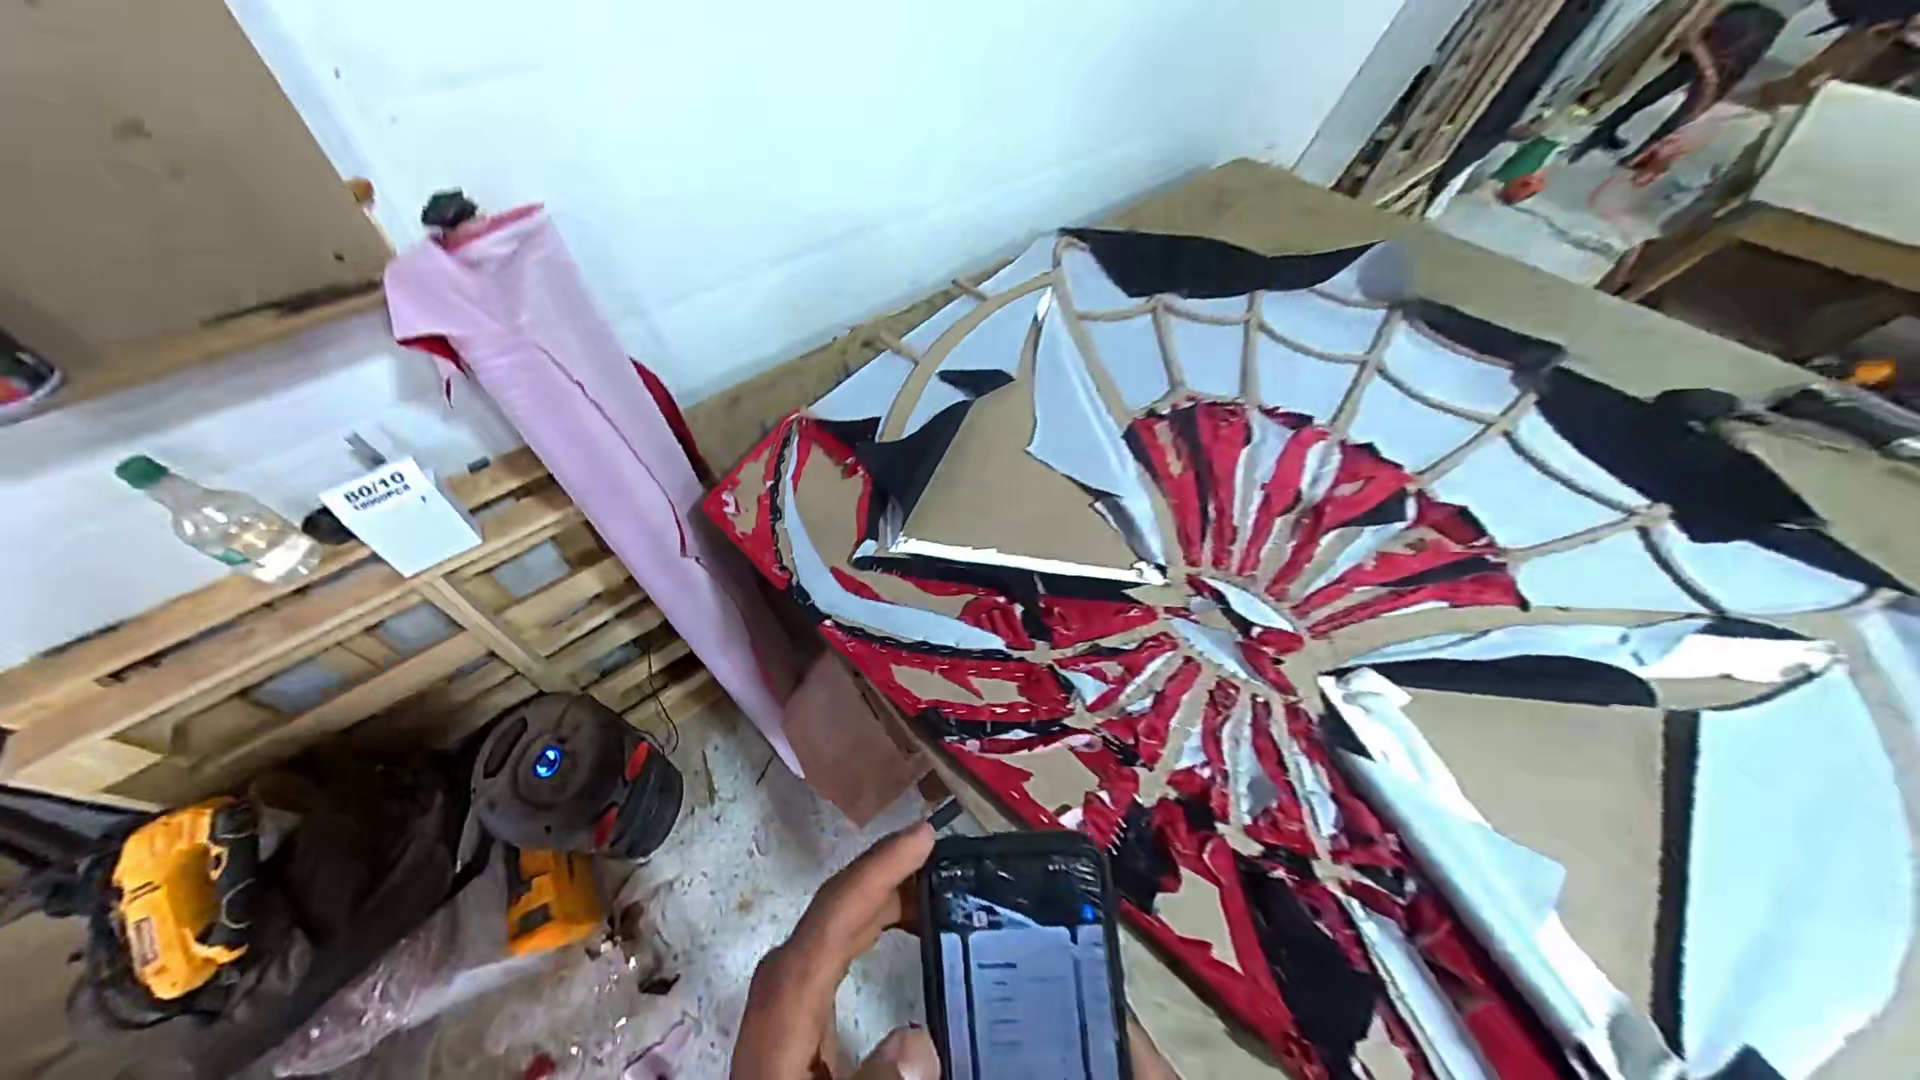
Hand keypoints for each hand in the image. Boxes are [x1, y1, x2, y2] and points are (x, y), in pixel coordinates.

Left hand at [733, 823, 935, 1078]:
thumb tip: (917, 1041)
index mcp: (785, 1009)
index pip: (833, 919)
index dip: (878, 871)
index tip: (923, 836)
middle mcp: (782, 989)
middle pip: (834, 911)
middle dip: (887, 872)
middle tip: (940, 853)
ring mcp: (788, 998)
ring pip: (835, 924)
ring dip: (884, 895)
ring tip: (933, 884)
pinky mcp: (797, 1012)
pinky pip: (838, 946)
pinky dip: (872, 923)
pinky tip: (901, 927)